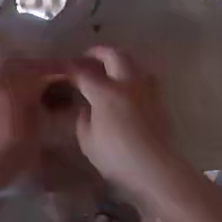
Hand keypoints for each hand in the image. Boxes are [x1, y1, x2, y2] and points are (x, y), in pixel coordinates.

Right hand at [68, 46, 183, 199]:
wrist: (155, 169)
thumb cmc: (116, 158)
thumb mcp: (88, 141)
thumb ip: (83, 120)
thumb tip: (86, 109)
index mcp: (106, 93)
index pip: (84, 73)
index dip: (70, 69)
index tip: (62, 68)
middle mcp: (128, 84)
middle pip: (114, 55)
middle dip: (98, 52)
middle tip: (87, 56)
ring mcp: (147, 90)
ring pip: (134, 63)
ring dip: (119, 60)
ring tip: (110, 69)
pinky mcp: (159, 101)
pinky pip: (145, 78)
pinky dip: (132, 75)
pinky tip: (127, 87)